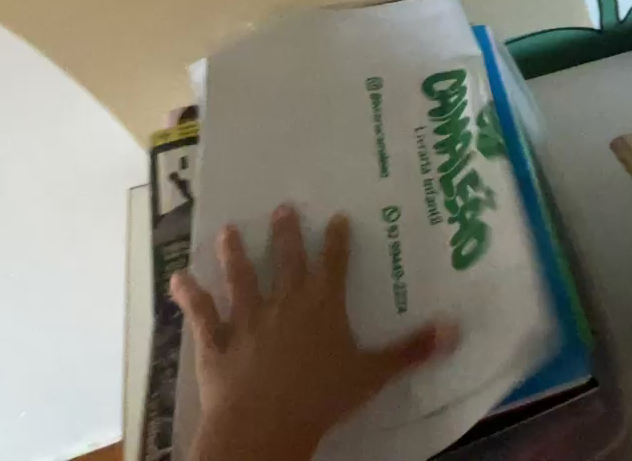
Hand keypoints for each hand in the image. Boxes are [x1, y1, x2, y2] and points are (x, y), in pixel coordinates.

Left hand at [171, 205, 456, 460]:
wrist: (265, 425)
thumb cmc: (322, 397)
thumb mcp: (373, 374)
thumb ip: (411, 350)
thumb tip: (455, 329)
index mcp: (324, 303)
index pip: (333, 261)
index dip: (335, 238)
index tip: (335, 216)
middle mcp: (286, 301)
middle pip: (286, 259)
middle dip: (284, 232)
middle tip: (281, 207)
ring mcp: (247, 319)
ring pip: (240, 278)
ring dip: (233, 253)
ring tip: (226, 229)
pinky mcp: (216, 343)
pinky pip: (201, 315)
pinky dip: (188, 296)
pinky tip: (176, 277)